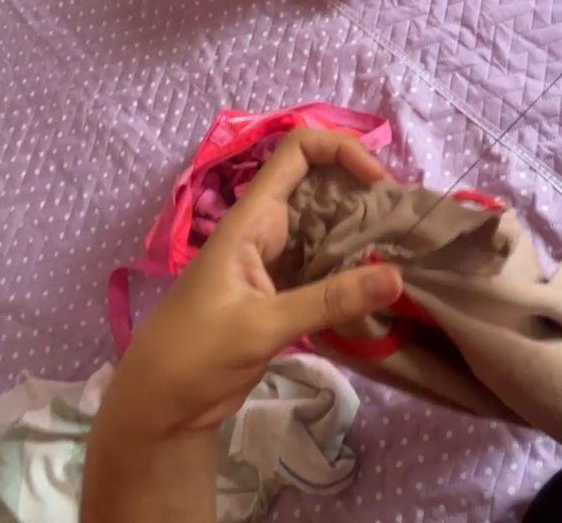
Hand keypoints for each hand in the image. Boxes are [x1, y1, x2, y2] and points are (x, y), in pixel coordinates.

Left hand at [97, 129, 403, 440]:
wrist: (159, 411)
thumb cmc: (194, 353)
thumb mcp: (262, 325)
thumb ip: (329, 301)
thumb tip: (398, 277)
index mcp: (253, 217)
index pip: (298, 151)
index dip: (340, 149)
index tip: (378, 181)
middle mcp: (268, 228)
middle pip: (322, 184)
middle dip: (362, 191)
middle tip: (402, 220)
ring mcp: (277, 259)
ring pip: (328, 224)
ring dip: (362, 229)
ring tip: (402, 247)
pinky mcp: (285, 291)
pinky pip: (327, 263)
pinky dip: (355, 266)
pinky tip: (381, 282)